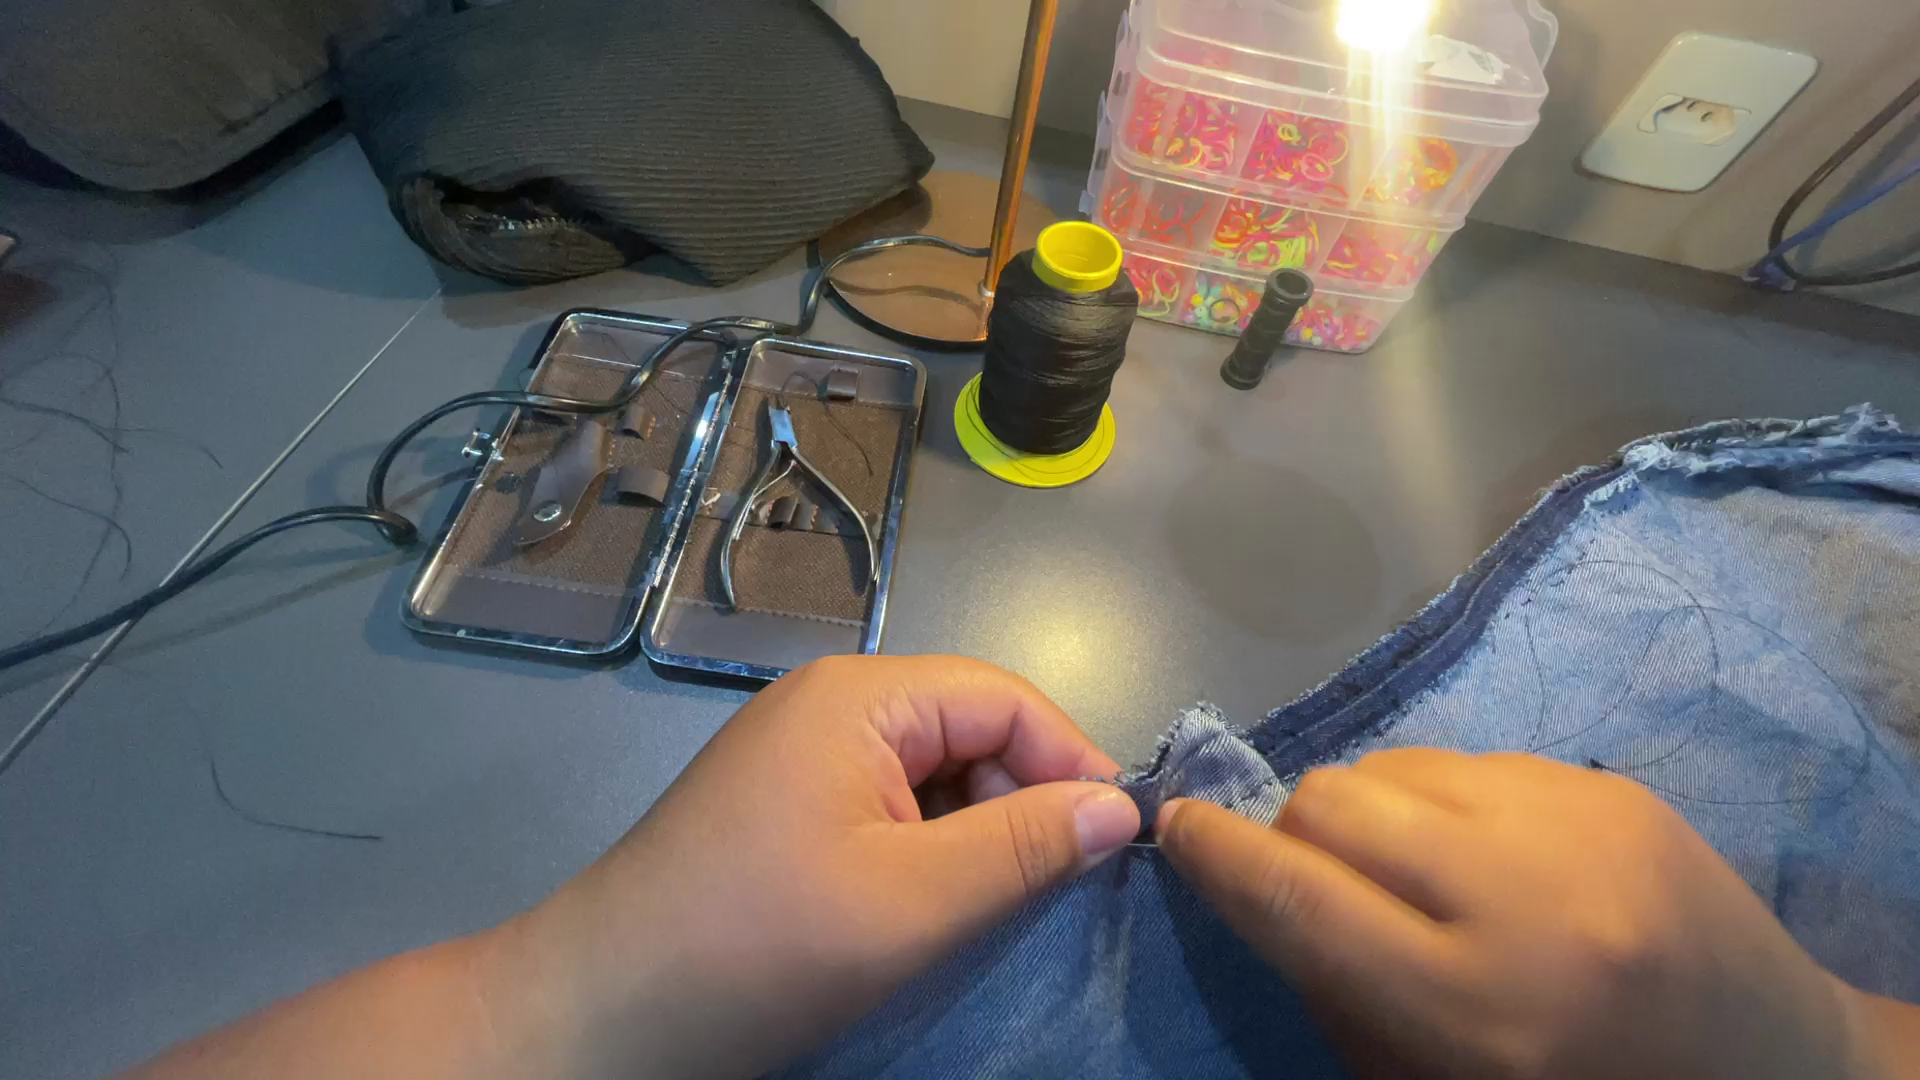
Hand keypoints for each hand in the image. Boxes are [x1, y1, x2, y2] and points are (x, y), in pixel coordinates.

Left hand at [487, 655, 1141, 1078]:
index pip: (1000, 697)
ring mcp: (810, 748)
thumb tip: (1119, 808)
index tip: (1115, 836)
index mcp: (861, 696)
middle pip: (967, 726)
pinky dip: (931, 842)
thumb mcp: (911, 902)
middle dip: (1019, 797)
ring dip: (976, 826)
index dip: (1066, 757)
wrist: (599, 1015)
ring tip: (989, 899)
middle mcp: (836, 702)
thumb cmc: (758, 945)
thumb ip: (1022, 847)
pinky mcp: (795, 795)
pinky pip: (893, 798)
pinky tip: (932, 897)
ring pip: (934, 767)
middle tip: (1049, 883)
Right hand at [1156, 750, 1907, 1078]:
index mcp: (1479, 1010)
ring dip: (1369, 811)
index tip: (1175, 820)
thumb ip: (1324, 975)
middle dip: (1296, 829)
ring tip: (1420, 863)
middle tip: (1323, 870)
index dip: (1216, 849)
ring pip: (1382, 766)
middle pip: (1328, 801)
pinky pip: (1454, 760)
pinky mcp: (1605, 784)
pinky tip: (1490, 850)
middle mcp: (1530, 902)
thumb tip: (1246, 868)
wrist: (1782, 1076)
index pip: (1297, 897)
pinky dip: (1437, 800)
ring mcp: (1576, 824)